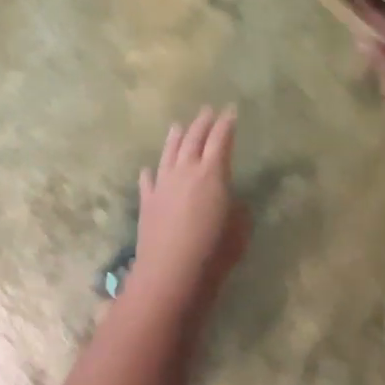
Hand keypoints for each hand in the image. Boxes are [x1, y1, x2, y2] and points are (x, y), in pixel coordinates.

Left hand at [131, 107, 250, 313]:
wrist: (169, 274)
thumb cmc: (212, 254)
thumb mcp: (238, 232)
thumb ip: (238, 212)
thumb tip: (234, 202)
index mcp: (212, 174)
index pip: (220, 140)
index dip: (226, 125)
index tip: (230, 111)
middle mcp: (185, 171)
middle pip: (193, 139)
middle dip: (202, 123)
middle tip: (207, 111)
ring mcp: (162, 183)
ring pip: (169, 152)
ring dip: (175, 137)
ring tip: (178, 126)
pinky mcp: (147, 200)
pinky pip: (148, 179)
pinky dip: (151, 171)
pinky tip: (149, 169)